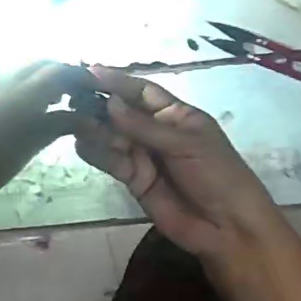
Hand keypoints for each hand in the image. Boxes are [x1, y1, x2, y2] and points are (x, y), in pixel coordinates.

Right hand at [73, 66, 287, 261]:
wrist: (228, 229)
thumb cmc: (218, 176)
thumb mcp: (186, 144)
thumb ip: (144, 126)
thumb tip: (109, 102)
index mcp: (176, 115)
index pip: (142, 91)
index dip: (117, 81)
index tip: (90, 71)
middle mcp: (156, 131)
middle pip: (121, 112)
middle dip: (99, 104)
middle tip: (72, 98)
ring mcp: (143, 155)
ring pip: (111, 135)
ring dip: (93, 128)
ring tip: (74, 122)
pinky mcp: (132, 178)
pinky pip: (109, 160)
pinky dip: (94, 152)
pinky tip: (81, 144)